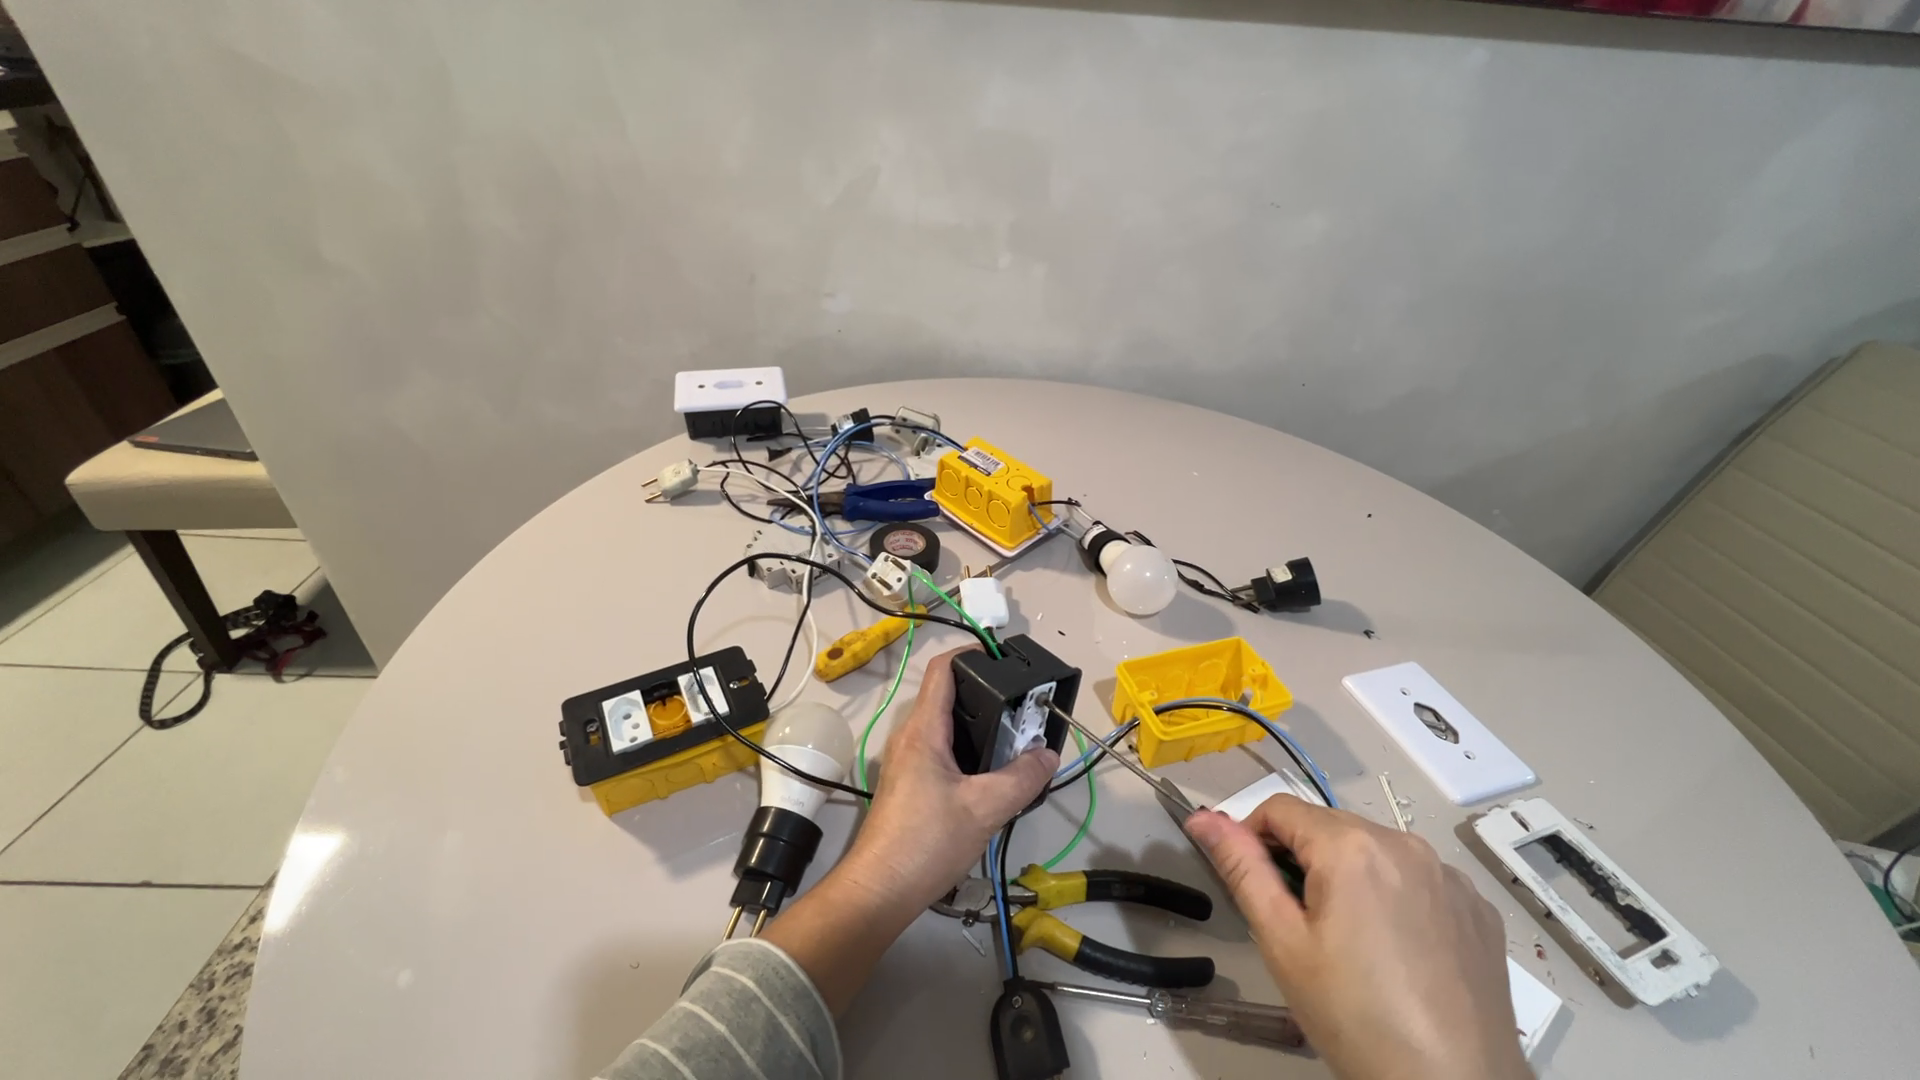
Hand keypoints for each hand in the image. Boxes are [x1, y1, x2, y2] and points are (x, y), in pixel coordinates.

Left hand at [836, 647, 1058, 912]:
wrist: (880, 890)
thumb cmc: (927, 841)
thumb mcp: (985, 809)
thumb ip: (1022, 778)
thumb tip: (1048, 755)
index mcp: (924, 730)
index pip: (942, 670)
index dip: (970, 653)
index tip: (1002, 655)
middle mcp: (910, 737)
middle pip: (947, 697)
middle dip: (985, 694)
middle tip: (1022, 706)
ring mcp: (906, 762)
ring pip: (945, 728)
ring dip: (978, 727)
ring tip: (1014, 738)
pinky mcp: (908, 786)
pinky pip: (941, 753)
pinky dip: (968, 752)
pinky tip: (991, 775)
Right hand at [1185, 797, 1530, 1079]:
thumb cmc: (1354, 1016)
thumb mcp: (1281, 941)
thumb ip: (1241, 868)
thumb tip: (1203, 819)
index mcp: (1351, 845)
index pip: (1279, 809)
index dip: (1252, 837)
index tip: (1252, 884)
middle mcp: (1405, 843)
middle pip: (1329, 827)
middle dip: (1302, 859)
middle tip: (1296, 923)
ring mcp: (1449, 875)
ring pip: (1375, 851)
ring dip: (1349, 875)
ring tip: (1348, 941)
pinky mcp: (1479, 909)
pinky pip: (1419, 880)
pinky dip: (1395, 896)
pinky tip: (1396, 950)